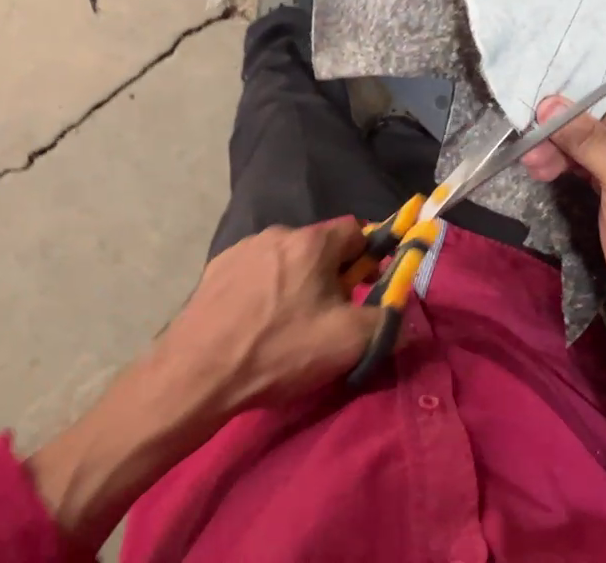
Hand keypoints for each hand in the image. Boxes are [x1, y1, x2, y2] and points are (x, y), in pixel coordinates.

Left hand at [25, 219, 378, 548]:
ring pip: (287, 259)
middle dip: (334, 276)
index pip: (357, 231)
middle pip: (321, 247)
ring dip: (298, 283)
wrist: (196, 375)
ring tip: (289, 327)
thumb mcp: (347, 343)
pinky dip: (266, 290)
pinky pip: (256, 272)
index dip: (371, 259)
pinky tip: (256, 325)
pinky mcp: (215, 271)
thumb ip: (389, 322)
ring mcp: (241, 249)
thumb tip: (409, 315)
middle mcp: (276, 233)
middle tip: (331, 318)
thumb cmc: (278, 352)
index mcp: (311, 242)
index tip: (369, 290)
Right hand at [521, 73, 605, 307]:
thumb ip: (588, 139)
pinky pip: (580, 160)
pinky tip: (537, 167)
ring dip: (557, 143)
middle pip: (603, 111)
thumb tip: (548, 104)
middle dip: (567, 117)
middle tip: (532, 120)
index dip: (595, 80)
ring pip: (586, 137)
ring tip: (532, 155)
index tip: (554, 76)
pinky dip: (559, 162)